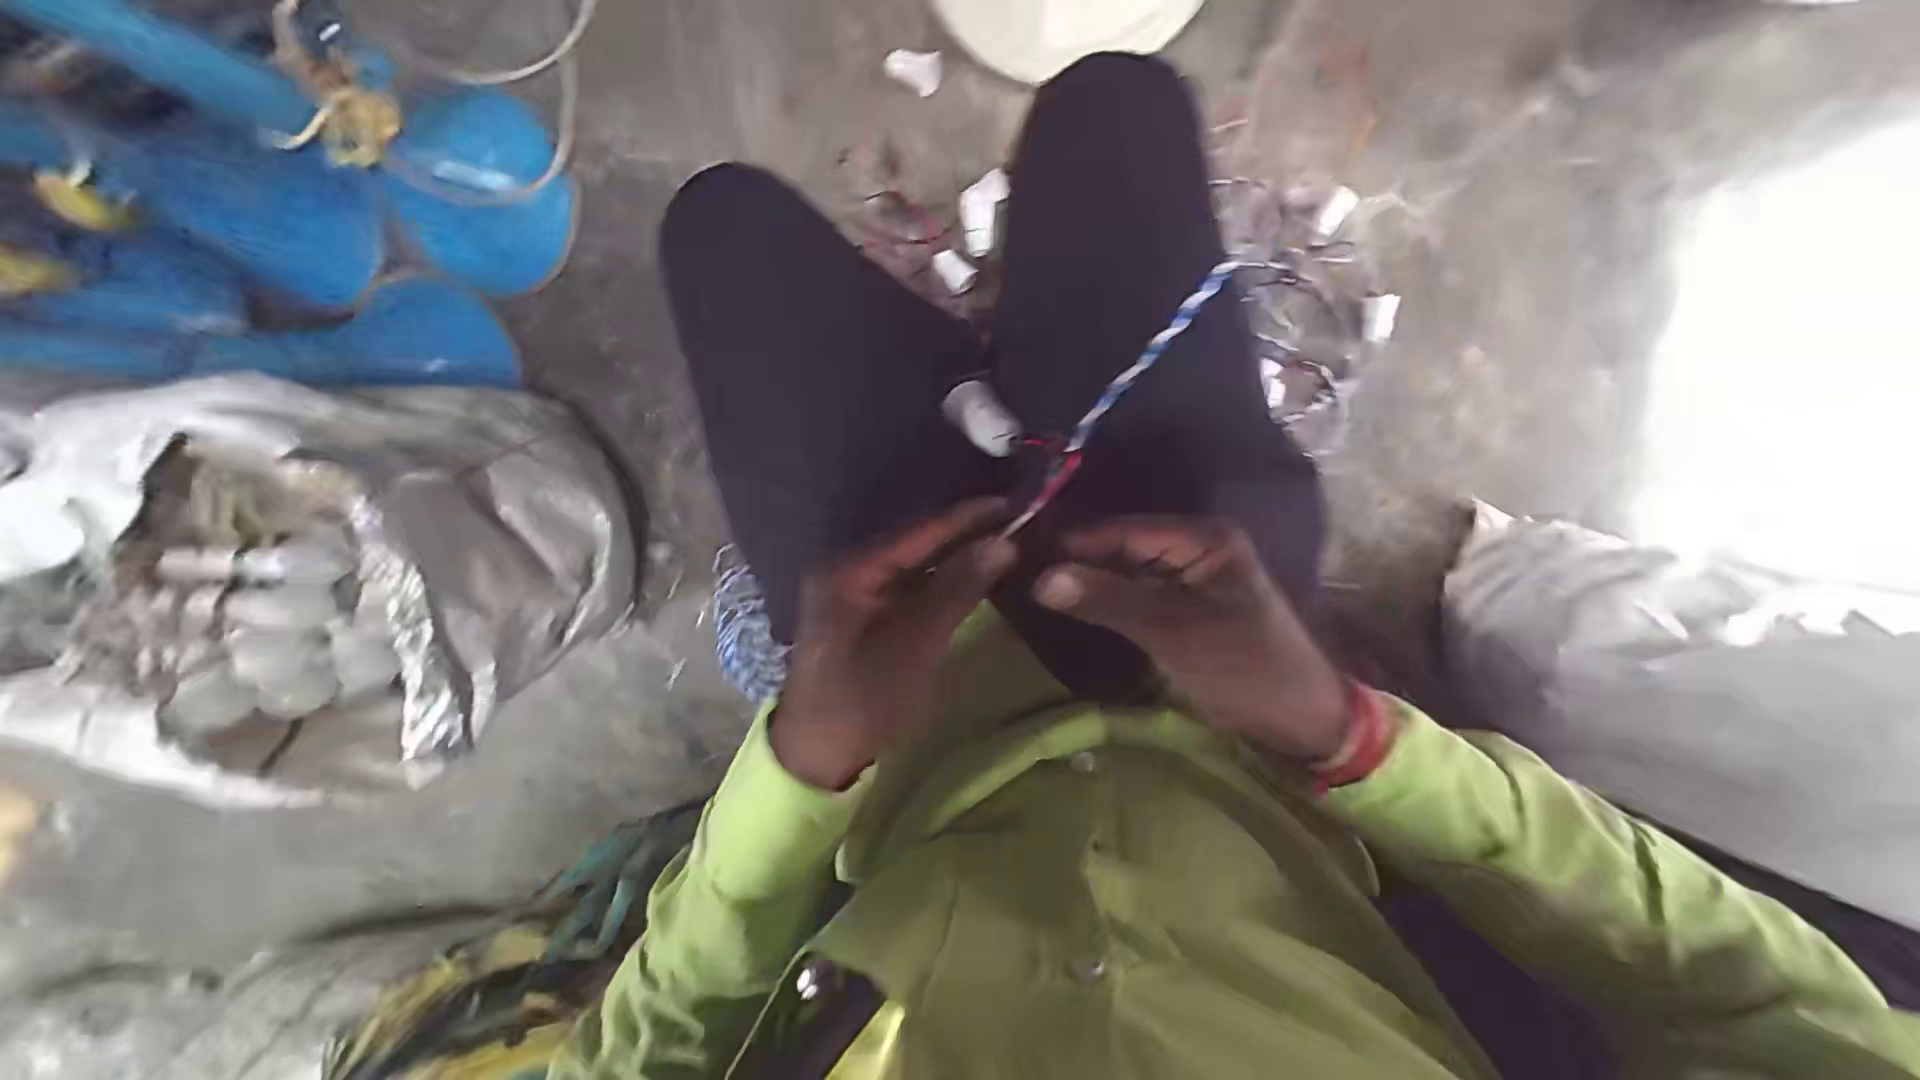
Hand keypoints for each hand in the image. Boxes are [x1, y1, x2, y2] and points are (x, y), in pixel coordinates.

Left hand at [771, 499, 1016, 788]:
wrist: (816, 753)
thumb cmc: (863, 701)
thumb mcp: (914, 645)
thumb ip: (956, 589)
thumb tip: (1003, 543)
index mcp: (850, 568)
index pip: (919, 530)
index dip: (968, 516)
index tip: (1014, 503)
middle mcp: (848, 566)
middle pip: (916, 541)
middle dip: (966, 533)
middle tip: (1018, 523)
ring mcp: (853, 588)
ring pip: (915, 561)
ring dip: (956, 554)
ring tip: (1005, 543)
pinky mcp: (863, 609)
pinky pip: (909, 583)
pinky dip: (941, 579)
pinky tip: (973, 574)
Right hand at [1032, 516, 1349, 760]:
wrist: (1297, 718)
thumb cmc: (1243, 666)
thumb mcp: (1171, 631)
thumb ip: (1107, 600)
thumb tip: (1040, 579)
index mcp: (1203, 538)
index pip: (1124, 529)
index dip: (1076, 542)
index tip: (1024, 556)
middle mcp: (1193, 546)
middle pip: (1122, 545)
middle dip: (1079, 562)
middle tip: (1024, 576)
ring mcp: (1187, 576)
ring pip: (1124, 569)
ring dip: (1089, 582)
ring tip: (1039, 591)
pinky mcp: (1181, 603)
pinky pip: (1134, 591)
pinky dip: (1106, 600)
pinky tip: (1073, 607)